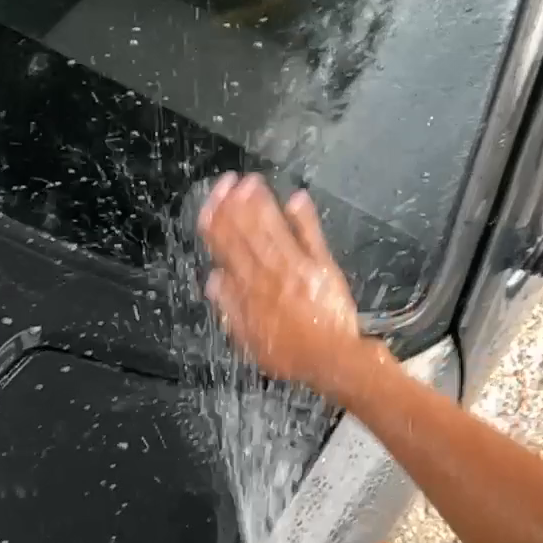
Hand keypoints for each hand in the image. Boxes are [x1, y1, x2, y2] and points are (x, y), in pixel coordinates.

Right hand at [197, 173, 390, 398]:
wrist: (332, 360)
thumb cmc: (290, 353)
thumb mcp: (248, 339)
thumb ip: (230, 307)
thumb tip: (214, 279)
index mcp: (251, 291)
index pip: (227, 250)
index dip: (217, 224)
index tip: (209, 204)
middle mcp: (272, 274)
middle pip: (248, 234)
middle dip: (235, 206)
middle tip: (226, 182)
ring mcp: (298, 268)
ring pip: (274, 231)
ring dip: (261, 205)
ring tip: (251, 183)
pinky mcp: (323, 267)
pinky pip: (311, 238)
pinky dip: (304, 218)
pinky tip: (296, 198)